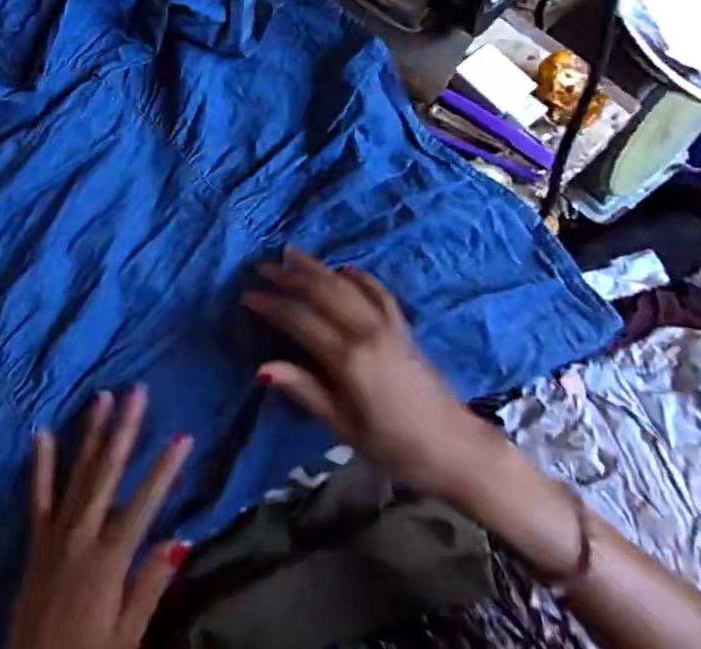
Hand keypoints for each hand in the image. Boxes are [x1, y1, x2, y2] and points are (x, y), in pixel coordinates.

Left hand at [9, 387, 194, 648]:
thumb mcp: (126, 637)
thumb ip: (149, 587)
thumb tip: (179, 540)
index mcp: (108, 560)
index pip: (143, 504)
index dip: (164, 469)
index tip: (183, 436)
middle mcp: (81, 538)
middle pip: (107, 474)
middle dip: (125, 430)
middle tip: (136, 392)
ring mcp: (56, 538)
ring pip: (77, 476)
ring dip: (92, 434)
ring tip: (102, 398)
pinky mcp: (36, 546)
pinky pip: (38, 500)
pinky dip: (42, 467)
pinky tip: (44, 435)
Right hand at [243, 247, 508, 500]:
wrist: (453, 445)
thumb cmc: (394, 445)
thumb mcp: (343, 426)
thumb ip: (305, 390)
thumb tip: (262, 368)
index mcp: (348, 358)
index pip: (299, 319)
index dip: (271, 305)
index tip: (247, 295)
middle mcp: (367, 331)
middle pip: (321, 292)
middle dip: (289, 277)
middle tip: (262, 267)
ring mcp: (388, 325)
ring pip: (346, 285)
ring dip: (317, 268)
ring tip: (292, 254)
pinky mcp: (403, 327)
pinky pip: (377, 291)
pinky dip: (358, 277)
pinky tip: (345, 269)